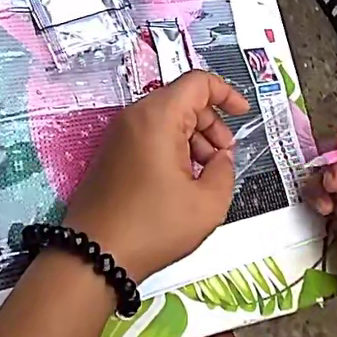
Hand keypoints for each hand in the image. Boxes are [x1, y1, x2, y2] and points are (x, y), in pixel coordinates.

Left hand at [62, 70, 251, 280]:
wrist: (94, 254)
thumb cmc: (150, 228)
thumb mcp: (207, 204)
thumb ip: (225, 170)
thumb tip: (222, 158)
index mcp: (157, 117)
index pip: (197, 82)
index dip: (226, 93)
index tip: (243, 112)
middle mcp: (134, 117)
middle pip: (182, 100)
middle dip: (211, 124)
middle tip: (224, 156)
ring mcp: (118, 134)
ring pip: (166, 119)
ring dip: (193, 138)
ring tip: (205, 175)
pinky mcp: (111, 153)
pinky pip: (148, 136)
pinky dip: (171, 148)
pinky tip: (181, 181)